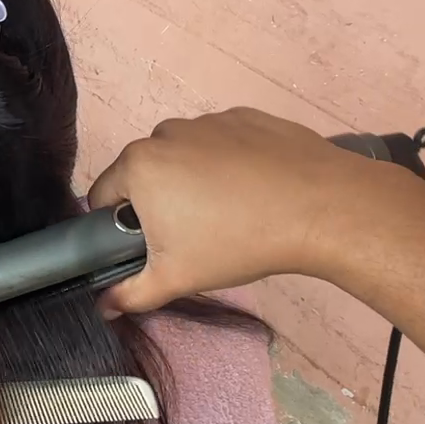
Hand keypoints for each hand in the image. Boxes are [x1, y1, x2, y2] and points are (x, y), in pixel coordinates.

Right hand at [87, 107, 412, 312]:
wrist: (322, 208)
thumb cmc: (237, 241)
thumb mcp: (176, 277)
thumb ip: (130, 293)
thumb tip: (104, 307)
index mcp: (138, 165)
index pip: (102, 195)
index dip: (117, 224)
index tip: (147, 243)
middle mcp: (165, 134)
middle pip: (142, 173)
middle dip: (156, 200)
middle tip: (189, 233)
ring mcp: (207, 120)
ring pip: (181, 156)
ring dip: (190, 179)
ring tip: (226, 211)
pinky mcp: (244, 117)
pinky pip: (219, 142)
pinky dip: (226, 162)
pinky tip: (252, 189)